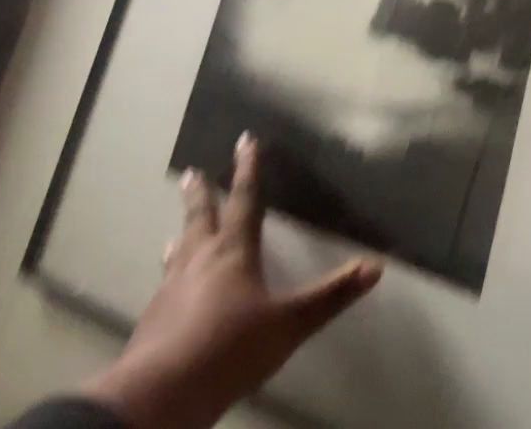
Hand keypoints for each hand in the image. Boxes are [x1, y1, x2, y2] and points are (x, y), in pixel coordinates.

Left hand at [81, 134, 383, 428]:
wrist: (163, 391)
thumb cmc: (231, 347)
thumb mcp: (290, 324)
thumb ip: (331, 295)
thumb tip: (375, 266)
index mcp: (233, 252)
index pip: (245, 201)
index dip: (248, 170)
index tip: (245, 140)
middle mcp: (200, 260)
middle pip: (201, 218)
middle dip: (201, 193)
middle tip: (192, 172)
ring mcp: (172, 287)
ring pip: (180, 249)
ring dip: (183, 232)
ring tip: (178, 228)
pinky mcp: (155, 316)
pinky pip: (166, 280)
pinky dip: (171, 269)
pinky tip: (168, 279)